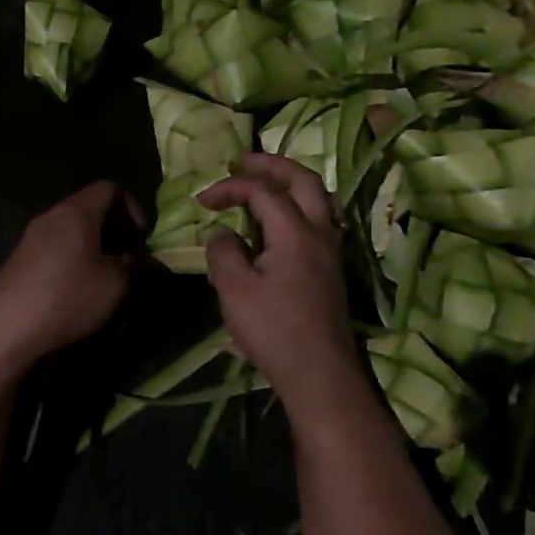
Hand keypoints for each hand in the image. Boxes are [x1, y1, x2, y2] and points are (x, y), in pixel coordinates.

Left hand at [0, 181, 141, 371]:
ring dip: (93, 245)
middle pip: (89, 206)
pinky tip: (76, 287)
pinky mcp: (19, 259)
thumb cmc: (68, 299)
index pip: (110, 188)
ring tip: (104, 276)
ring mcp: (31, 237)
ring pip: (71, 227)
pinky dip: (72, 256)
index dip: (132, 208)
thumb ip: (134, 265)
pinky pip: (54, 245)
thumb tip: (136, 259)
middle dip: (114, 228)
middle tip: (126, 258)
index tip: (140, 239)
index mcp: (76, 212)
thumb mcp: (115, 285)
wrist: (6, 330)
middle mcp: (51, 216)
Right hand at [198, 153, 358, 401]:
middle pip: (303, 180)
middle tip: (242, 161)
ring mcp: (331, 250)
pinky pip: (320, 219)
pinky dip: (299, 205)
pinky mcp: (331, 269)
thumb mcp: (234, 290)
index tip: (202, 200)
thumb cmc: (274, 330)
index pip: (263, 192)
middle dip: (271, 165)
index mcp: (296, 232)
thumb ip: (224, 251)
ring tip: (265, 183)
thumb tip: (222, 232)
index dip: (230, 187)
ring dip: (291, 182)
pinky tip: (282, 221)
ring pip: (319, 198)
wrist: (319, 372)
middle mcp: (320, 232)